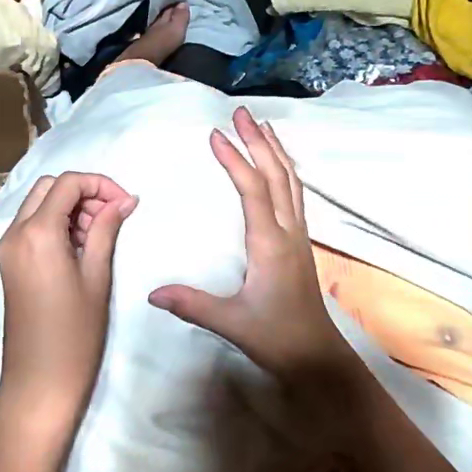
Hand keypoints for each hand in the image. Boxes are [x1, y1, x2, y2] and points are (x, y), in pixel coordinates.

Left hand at [0, 172, 137, 435]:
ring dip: (69, 209)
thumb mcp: (96, 277)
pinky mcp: (8, 263)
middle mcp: (14, 232)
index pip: (68, 183)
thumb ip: (106, 230)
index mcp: (36, 233)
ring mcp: (7, 248)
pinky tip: (79, 249)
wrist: (38, 382)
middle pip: (49, 188)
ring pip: (38, 205)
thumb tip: (124, 199)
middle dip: (83, 193)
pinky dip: (56, 225)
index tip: (126, 203)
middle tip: (111, 219)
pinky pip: (31, 227)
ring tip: (98, 237)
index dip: (100, 184)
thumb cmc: (75, 333)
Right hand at [148, 108, 357, 382]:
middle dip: (259, 141)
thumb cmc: (277, 338)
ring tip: (261, 126)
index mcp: (270, 243)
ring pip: (290, 182)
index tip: (215, 135)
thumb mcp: (232, 323)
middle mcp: (288, 231)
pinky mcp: (299, 243)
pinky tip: (278, 167)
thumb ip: (192, 305)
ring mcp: (298, 236)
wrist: (319, 358)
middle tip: (241, 113)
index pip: (252, 189)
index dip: (234, 160)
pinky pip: (294, 195)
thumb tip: (152, 292)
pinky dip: (284, 171)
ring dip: (276, 151)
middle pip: (277, 175)